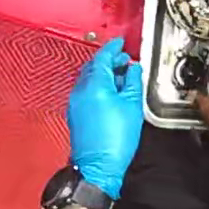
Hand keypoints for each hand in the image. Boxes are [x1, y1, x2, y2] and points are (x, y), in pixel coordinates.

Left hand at [68, 37, 143, 198]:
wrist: (98, 166)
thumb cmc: (116, 139)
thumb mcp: (132, 106)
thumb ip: (133, 82)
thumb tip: (132, 69)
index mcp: (94, 85)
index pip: (102, 57)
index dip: (113, 48)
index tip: (121, 42)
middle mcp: (81, 91)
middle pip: (94, 67)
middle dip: (109, 61)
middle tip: (125, 60)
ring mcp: (76, 103)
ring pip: (89, 79)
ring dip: (104, 74)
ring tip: (121, 78)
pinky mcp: (76, 114)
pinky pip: (86, 91)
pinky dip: (98, 86)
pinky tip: (111, 93)